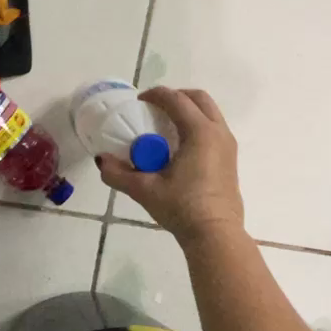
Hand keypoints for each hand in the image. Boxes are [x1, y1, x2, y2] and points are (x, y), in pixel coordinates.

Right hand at [98, 87, 245, 242]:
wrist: (215, 234)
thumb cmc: (182, 208)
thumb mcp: (145, 190)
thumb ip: (119, 173)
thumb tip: (101, 160)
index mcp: (200, 132)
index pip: (176, 100)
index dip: (155, 95)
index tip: (138, 101)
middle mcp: (218, 132)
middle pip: (198, 99)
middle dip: (176, 97)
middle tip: (154, 108)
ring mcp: (228, 145)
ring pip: (209, 113)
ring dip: (188, 111)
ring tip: (165, 126)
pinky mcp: (230, 159)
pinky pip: (213, 129)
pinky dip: (196, 126)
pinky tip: (179, 147)